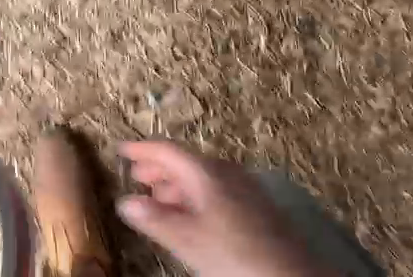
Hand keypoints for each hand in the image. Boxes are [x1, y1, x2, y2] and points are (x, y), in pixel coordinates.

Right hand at [116, 141, 330, 276]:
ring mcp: (243, 185)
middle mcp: (224, 170)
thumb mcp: (188, 240)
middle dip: (158, 168)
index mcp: (205, 171)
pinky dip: (195, 195)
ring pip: (200, 176)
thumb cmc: (234, 255)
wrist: (291, 276)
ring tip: (159, 199)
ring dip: (176, 184)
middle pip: (185, 161)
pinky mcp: (255, 204)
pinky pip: (215, 188)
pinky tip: (192, 215)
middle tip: (136, 176)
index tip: (121, 150)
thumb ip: (155, 219)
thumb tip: (124, 201)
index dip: (142, 149)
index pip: (167, 150)